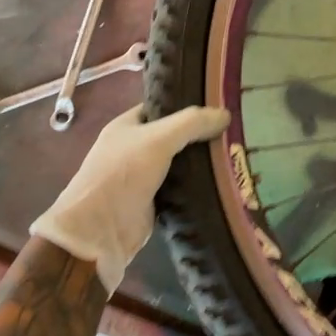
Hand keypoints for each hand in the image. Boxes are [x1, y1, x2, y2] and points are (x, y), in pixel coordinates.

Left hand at [29, 105, 229, 290]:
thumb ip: (192, 123)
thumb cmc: (122, 174)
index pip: (160, 108)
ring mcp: (143, 177)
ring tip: (236, 152)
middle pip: (173, 136)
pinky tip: (223, 181)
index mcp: (125, 127)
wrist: (99, 231)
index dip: (186, 104)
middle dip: (200, 134)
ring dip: (202, 161)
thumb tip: (225, 114)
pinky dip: (198, 186)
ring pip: (179, 163)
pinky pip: (181, 188)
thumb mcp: (158, 139)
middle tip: (234, 130)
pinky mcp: (153, 202)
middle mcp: (133, 149)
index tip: (217, 104)